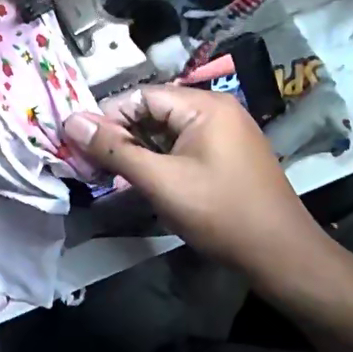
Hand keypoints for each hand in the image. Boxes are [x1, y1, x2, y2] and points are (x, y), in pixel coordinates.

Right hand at [62, 85, 329, 279]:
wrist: (281, 254)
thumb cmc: (220, 213)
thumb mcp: (161, 182)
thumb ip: (115, 150)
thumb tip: (71, 120)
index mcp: (205, 105)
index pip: (142, 96)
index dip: (108, 118)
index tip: (81, 145)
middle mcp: (217, 109)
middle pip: (155, 112)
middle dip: (122, 136)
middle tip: (92, 165)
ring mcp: (226, 133)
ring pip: (168, 132)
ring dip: (140, 151)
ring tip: (114, 177)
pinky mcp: (228, 155)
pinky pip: (185, 147)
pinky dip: (162, 161)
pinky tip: (147, 182)